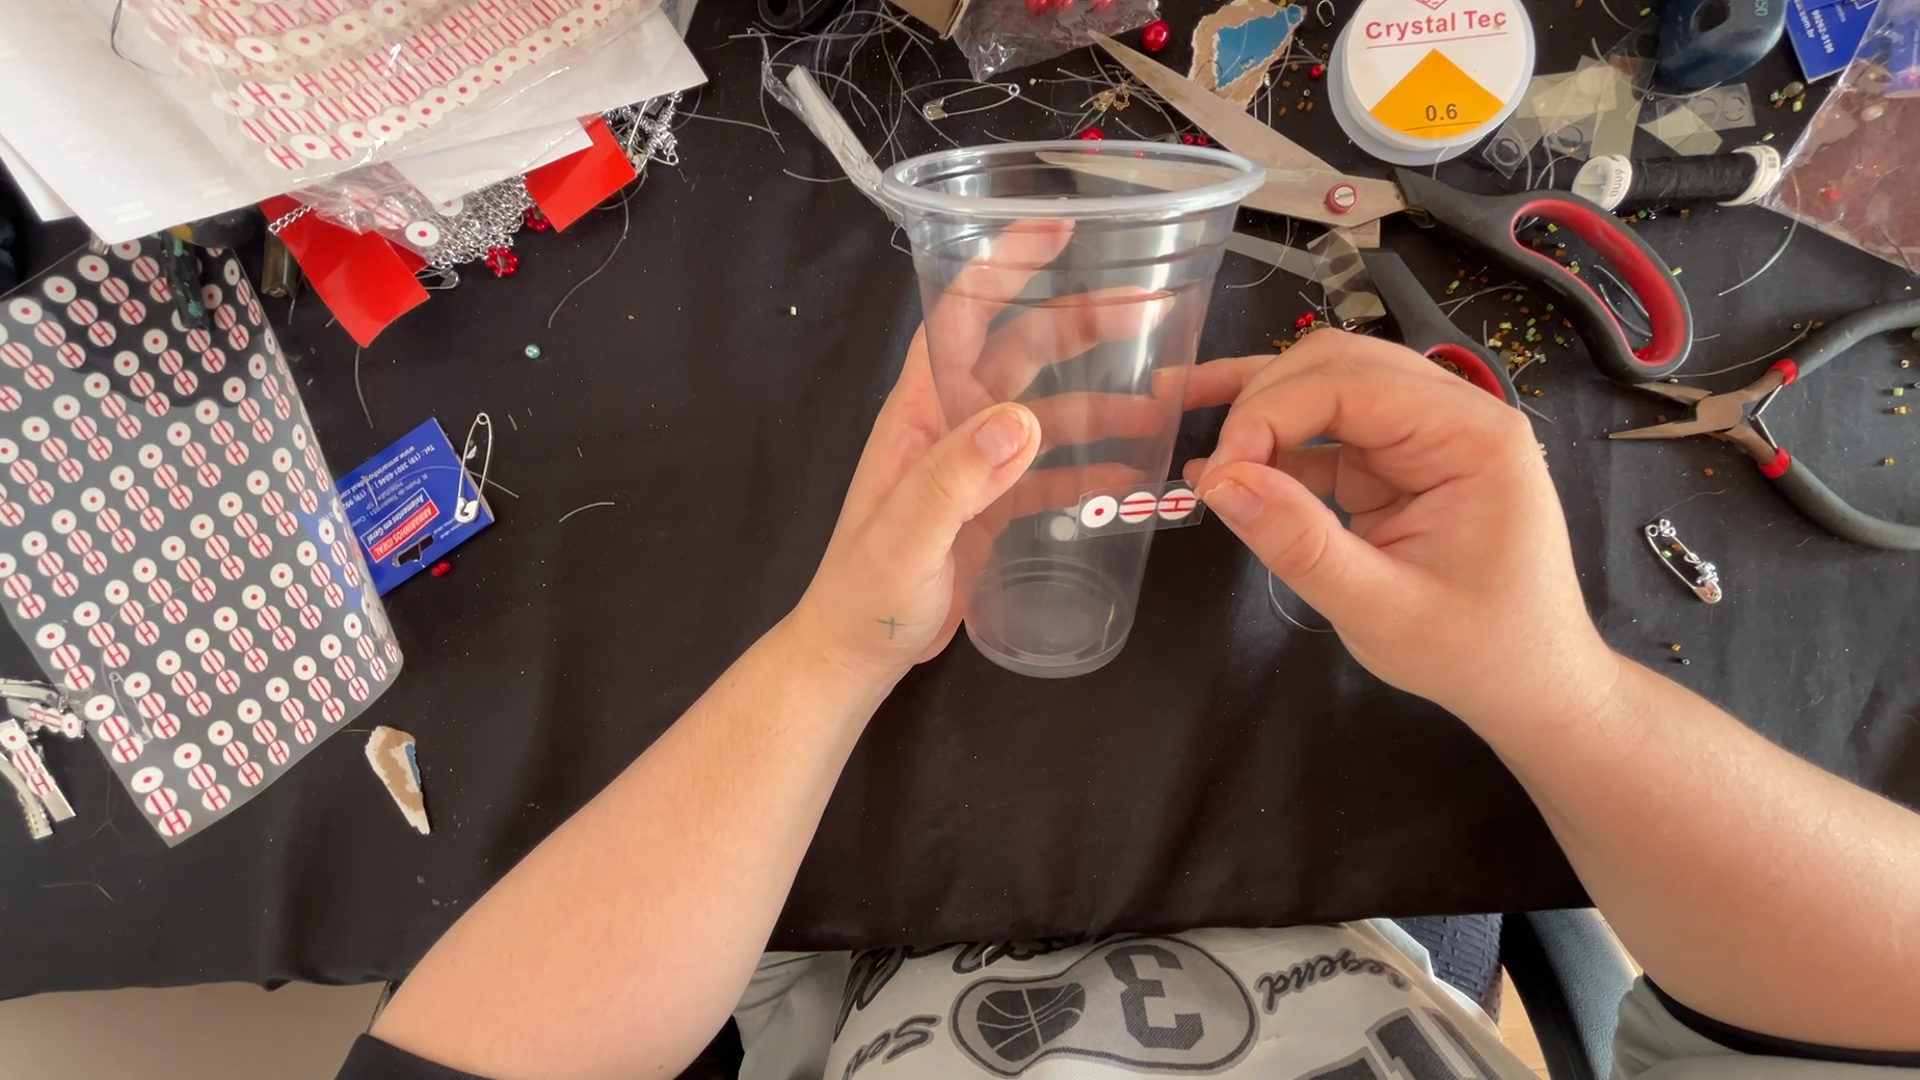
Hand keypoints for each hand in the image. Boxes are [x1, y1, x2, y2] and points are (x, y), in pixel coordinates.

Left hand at [791, 222, 1230, 680]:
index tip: (1060, 230)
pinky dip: (1087, 468)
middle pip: (1020, 355)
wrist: (860, 651)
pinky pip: (1047, 474)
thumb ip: (953, 481)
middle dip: (1080, 326)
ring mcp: (974, 467)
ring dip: (1100, 404)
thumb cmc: (868, 596)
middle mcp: (951, 425)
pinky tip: (1130, 475)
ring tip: (1159, 406)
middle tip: (1148, 311)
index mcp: (921, 413)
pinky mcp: (991, 506)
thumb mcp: (905, 540)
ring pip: (1045, 414)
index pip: (963, 319)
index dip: (1005, 267)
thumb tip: (1021, 421)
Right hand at [1188, 330, 1616, 724]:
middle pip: (1335, 364)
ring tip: (1186, 408)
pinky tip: (1220, 467)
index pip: (1350, 385)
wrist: (1524, 681)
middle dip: (1260, 402)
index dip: (1269, 416)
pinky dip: (1268, 443)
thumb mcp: (1380, 609)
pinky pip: (1318, 431)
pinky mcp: (1388, 462)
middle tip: (1213, 469)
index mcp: (1470, 437)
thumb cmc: (1473, 651)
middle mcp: (1449, 416)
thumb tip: (1219, 484)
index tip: (1219, 478)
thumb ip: (1300, 544)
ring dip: (1255, 403)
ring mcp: (1417, 436)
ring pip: (1321, 384)